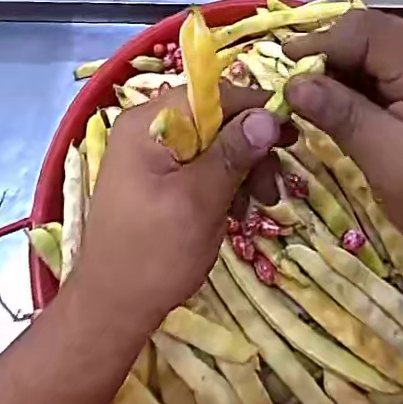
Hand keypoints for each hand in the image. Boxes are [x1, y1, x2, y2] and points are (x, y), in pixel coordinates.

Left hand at [66, 83, 280, 331]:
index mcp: (146, 123)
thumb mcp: (199, 201)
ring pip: (211, 144)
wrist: (111, 308)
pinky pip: (199, 167)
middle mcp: (146, 129)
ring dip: (241, 169)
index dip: (253, 108)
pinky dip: (223, 184)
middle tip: (276, 182)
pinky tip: (236, 211)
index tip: (291, 130)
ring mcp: (150, 154)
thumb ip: (233, 154)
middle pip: (213, 119)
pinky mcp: (157, 178)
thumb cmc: (152, 254)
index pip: (209, 95)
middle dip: (249, 147)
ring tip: (258, 205)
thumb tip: (269, 115)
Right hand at [283, 10, 402, 264]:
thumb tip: (293, 85)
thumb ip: (342, 116)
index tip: (283, 69)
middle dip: (327, 54)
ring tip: (309, 96)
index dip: (319, 45)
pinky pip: (384, 67)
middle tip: (293, 85)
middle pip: (369, 31)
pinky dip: (355, 80)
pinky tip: (337, 103)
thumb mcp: (388, 161)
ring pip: (373, 46)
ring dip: (339, 67)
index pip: (365, 31)